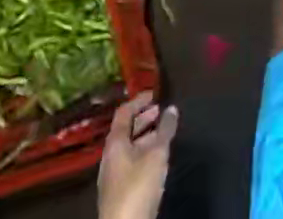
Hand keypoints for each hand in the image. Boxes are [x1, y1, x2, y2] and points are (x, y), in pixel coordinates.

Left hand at [98, 91, 178, 218]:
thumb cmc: (138, 186)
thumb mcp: (156, 155)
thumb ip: (165, 130)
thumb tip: (172, 108)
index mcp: (115, 142)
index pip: (124, 112)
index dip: (138, 100)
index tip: (154, 93)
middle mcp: (110, 155)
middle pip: (125, 130)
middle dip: (143, 118)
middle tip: (160, 110)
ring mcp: (113, 174)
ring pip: (129, 147)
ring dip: (145, 136)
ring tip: (163, 132)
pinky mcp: (119, 190)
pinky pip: (131, 161)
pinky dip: (143, 152)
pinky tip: (157, 158)